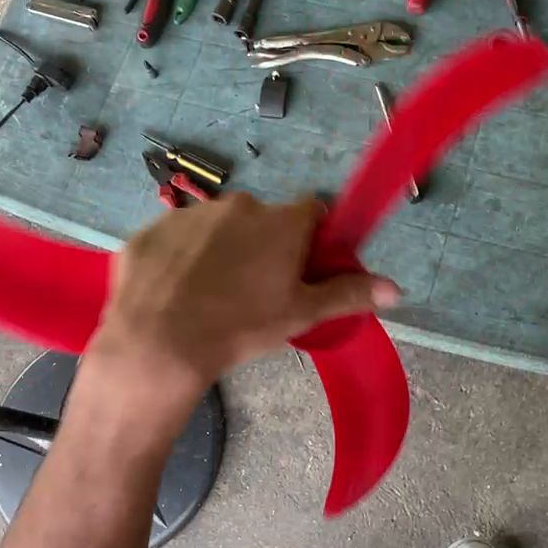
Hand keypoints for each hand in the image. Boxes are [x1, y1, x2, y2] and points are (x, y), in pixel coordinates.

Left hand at [84, 194, 399, 396]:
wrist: (160, 342)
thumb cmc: (242, 326)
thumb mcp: (302, 314)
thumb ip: (349, 293)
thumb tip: (396, 289)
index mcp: (281, 222)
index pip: (312, 212)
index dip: (312, 238)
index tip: (303, 268)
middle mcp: (239, 205)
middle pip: (264, 220)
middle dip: (265, 246)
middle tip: (258, 290)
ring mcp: (190, 215)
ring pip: (219, 228)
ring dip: (223, 250)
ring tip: (213, 296)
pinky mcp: (151, 231)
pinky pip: (178, 240)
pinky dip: (182, 260)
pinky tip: (178, 294)